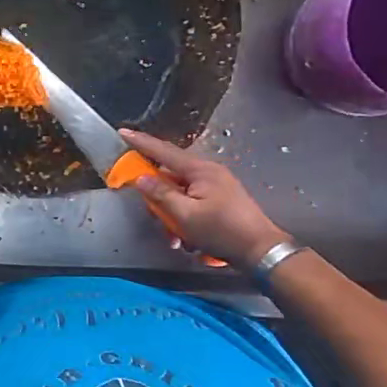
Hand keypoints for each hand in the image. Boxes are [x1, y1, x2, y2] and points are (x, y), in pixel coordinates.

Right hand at [118, 129, 291, 269]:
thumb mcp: (185, 216)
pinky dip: (184, 218)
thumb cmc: (223, 232)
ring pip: (179, 193)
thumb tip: (140, 178)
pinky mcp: (220, 200)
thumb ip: (160, 195)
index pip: (163, 151)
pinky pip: (191, 202)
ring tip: (176, 237)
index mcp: (200, 170)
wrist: (262, 253)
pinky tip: (187, 238)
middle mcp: (209, 173)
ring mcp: (216, 186)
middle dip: (158, 197)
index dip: (141, 143)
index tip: (123, 133)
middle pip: (169, 175)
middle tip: (153, 214)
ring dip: (172, 214)